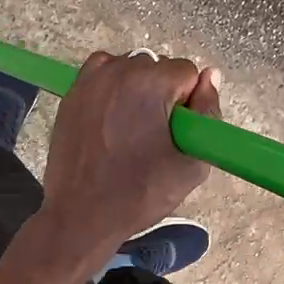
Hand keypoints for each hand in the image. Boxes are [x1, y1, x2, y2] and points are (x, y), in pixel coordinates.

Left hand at [35, 51, 219, 264]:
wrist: (81, 214)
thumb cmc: (138, 195)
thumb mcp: (191, 165)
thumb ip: (209, 115)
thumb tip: (212, 77)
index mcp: (150, 83)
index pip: (188, 72)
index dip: (188, 104)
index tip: (174, 133)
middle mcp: (117, 71)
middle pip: (157, 68)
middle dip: (162, 95)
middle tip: (152, 137)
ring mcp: (89, 81)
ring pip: (129, 69)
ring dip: (137, 90)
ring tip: (130, 131)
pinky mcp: (71, 95)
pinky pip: (102, 75)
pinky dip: (111, 89)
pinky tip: (110, 120)